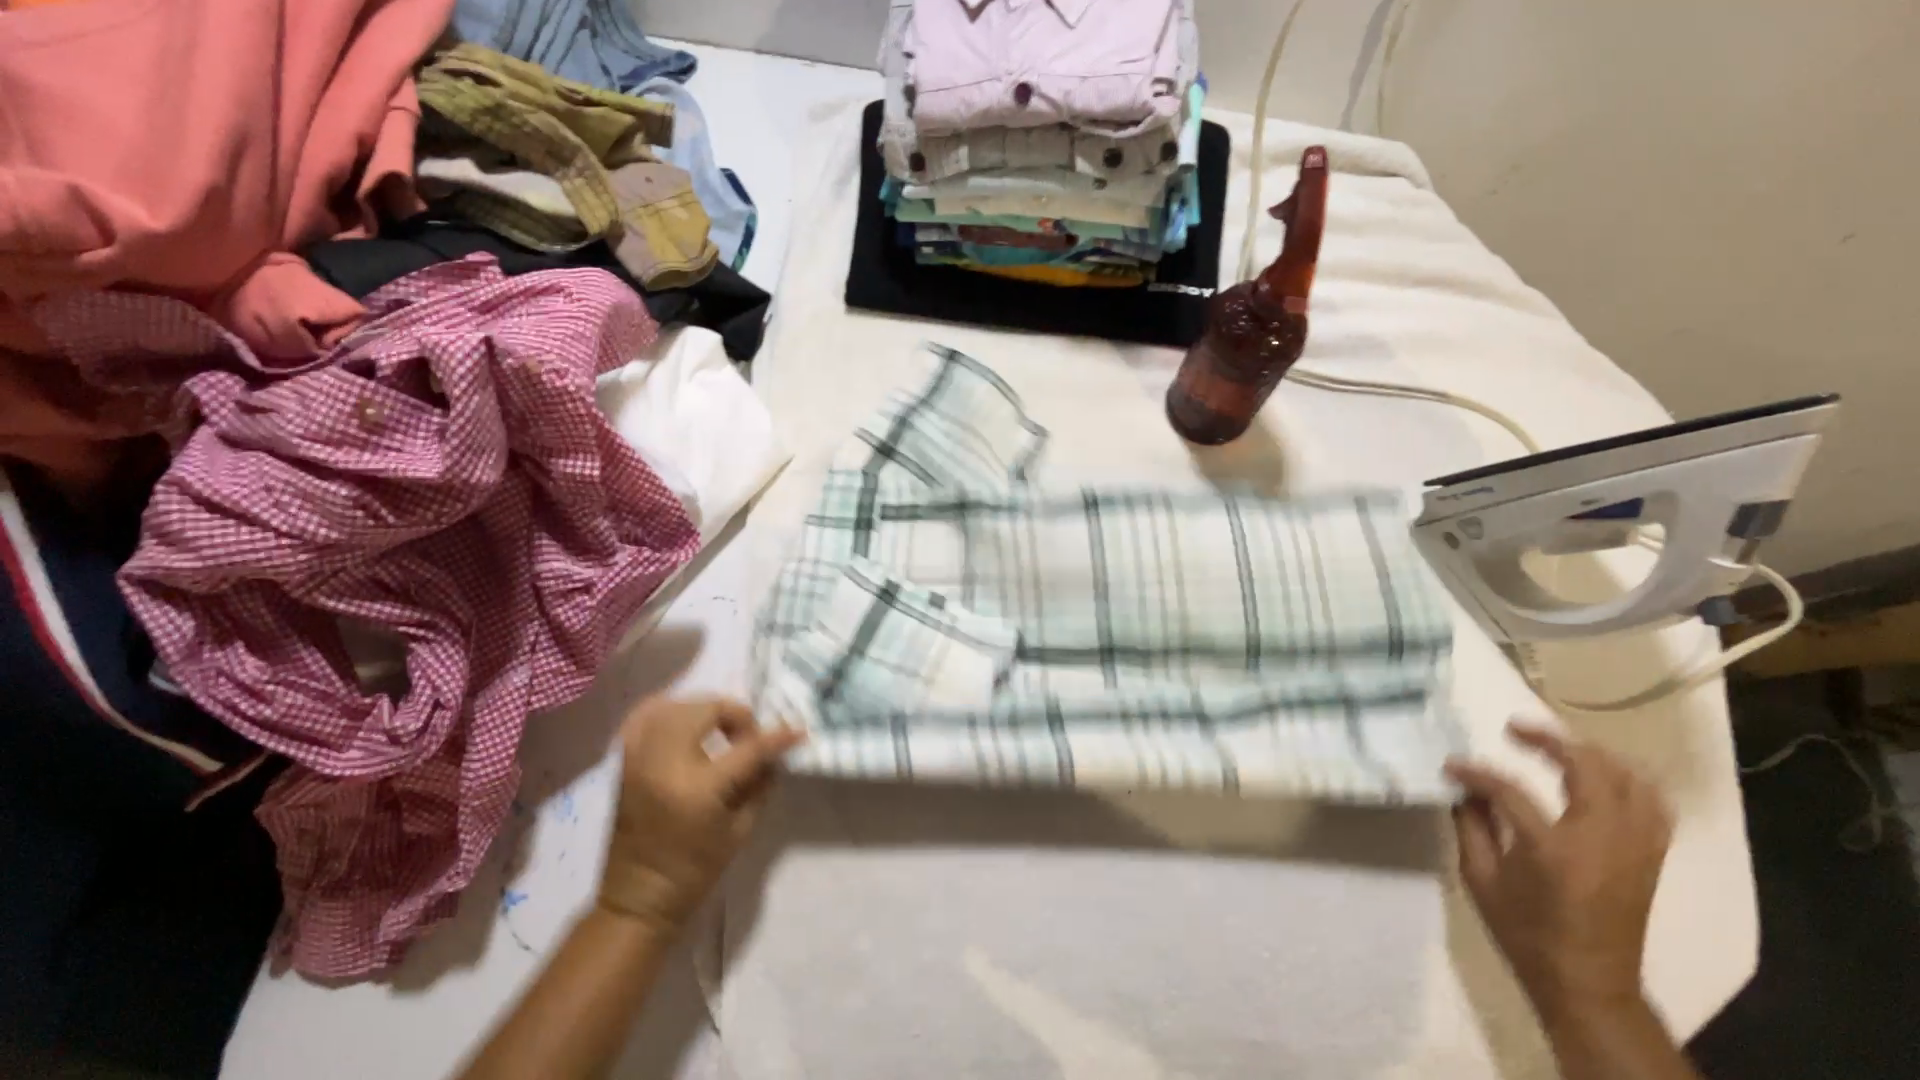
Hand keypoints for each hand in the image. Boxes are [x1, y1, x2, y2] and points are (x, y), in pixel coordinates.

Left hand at [597, 696, 805, 931]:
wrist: (636, 897)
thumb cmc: (694, 872)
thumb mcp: (740, 831)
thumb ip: (759, 785)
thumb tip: (772, 755)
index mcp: (698, 788)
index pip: (748, 747)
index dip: (777, 737)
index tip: (798, 731)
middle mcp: (664, 763)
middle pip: (706, 709)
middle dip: (736, 715)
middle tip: (748, 737)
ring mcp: (638, 758)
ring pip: (674, 704)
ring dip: (703, 710)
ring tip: (717, 729)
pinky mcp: (623, 761)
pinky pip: (643, 716)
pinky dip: (667, 711)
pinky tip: (683, 723)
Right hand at [1445, 721, 1674, 1017]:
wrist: (1587, 982)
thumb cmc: (1525, 933)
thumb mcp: (1480, 880)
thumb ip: (1471, 827)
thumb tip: (1467, 790)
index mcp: (1552, 848)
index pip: (1509, 790)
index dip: (1476, 772)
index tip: (1452, 766)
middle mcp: (1601, 838)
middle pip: (1586, 765)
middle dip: (1547, 739)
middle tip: (1515, 731)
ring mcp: (1635, 845)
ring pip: (1629, 777)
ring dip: (1592, 754)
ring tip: (1561, 747)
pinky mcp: (1651, 855)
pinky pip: (1652, 803)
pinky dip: (1628, 781)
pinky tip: (1604, 777)